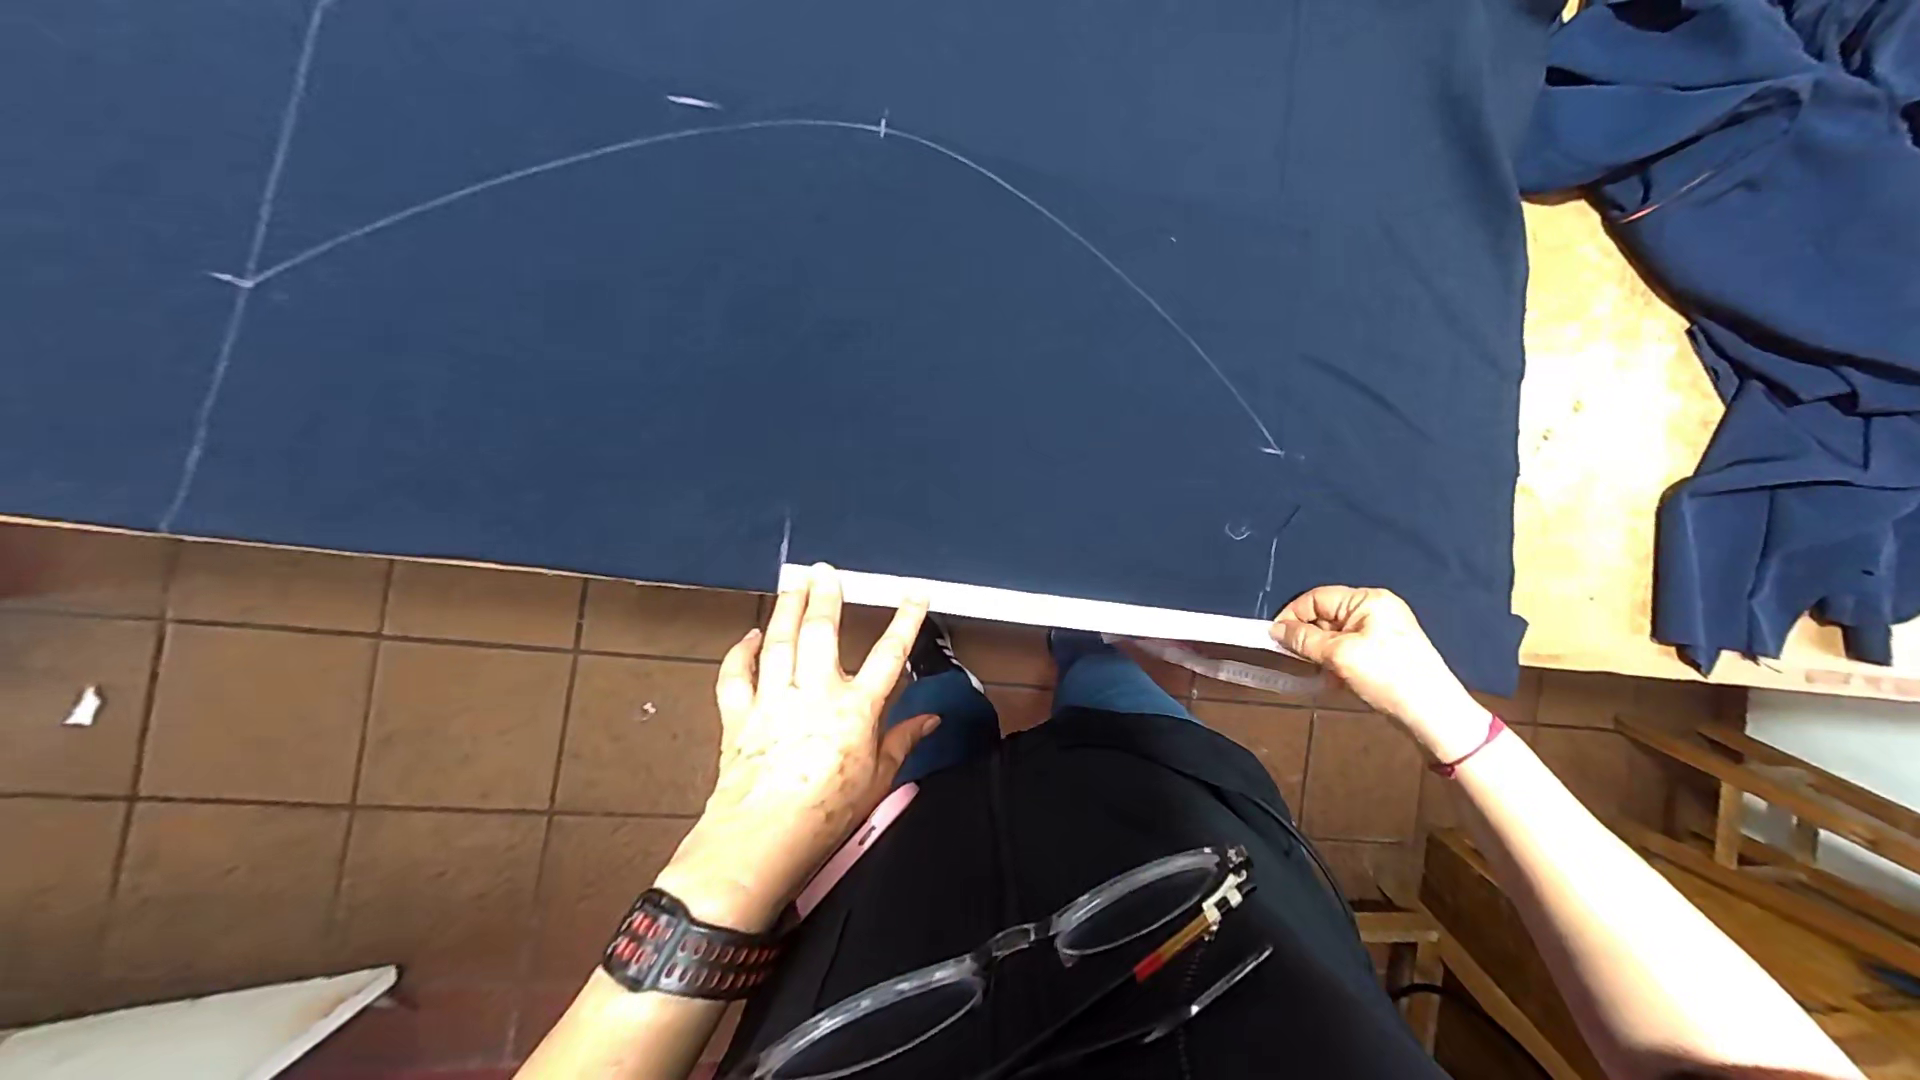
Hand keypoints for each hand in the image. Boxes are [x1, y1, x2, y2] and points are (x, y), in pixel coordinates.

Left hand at [653, 564, 939, 931]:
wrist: (761, 840)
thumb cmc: (821, 816)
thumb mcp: (879, 781)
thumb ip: (904, 741)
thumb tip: (927, 722)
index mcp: (855, 711)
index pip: (889, 653)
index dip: (906, 620)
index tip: (914, 596)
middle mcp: (814, 695)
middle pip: (823, 631)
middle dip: (826, 596)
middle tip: (826, 571)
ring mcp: (775, 700)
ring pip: (781, 640)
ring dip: (788, 607)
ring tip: (793, 582)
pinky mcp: (742, 714)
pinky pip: (737, 673)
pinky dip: (741, 651)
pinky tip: (750, 635)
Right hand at [1271, 586, 1490, 761]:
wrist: (1434, 716)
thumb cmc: (1388, 678)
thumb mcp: (1339, 655)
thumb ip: (1303, 639)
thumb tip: (1276, 630)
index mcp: (1368, 600)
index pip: (1316, 597)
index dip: (1292, 615)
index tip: (1276, 639)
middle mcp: (1375, 610)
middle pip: (1324, 615)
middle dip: (1308, 637)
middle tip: (1298, 660)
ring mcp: (1381, 631)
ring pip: (1332, 635)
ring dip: (1320, 653)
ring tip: (1319, 673)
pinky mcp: (1383, 651)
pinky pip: (1346, 649)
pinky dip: (1334, 662)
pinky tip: (1334, 679)